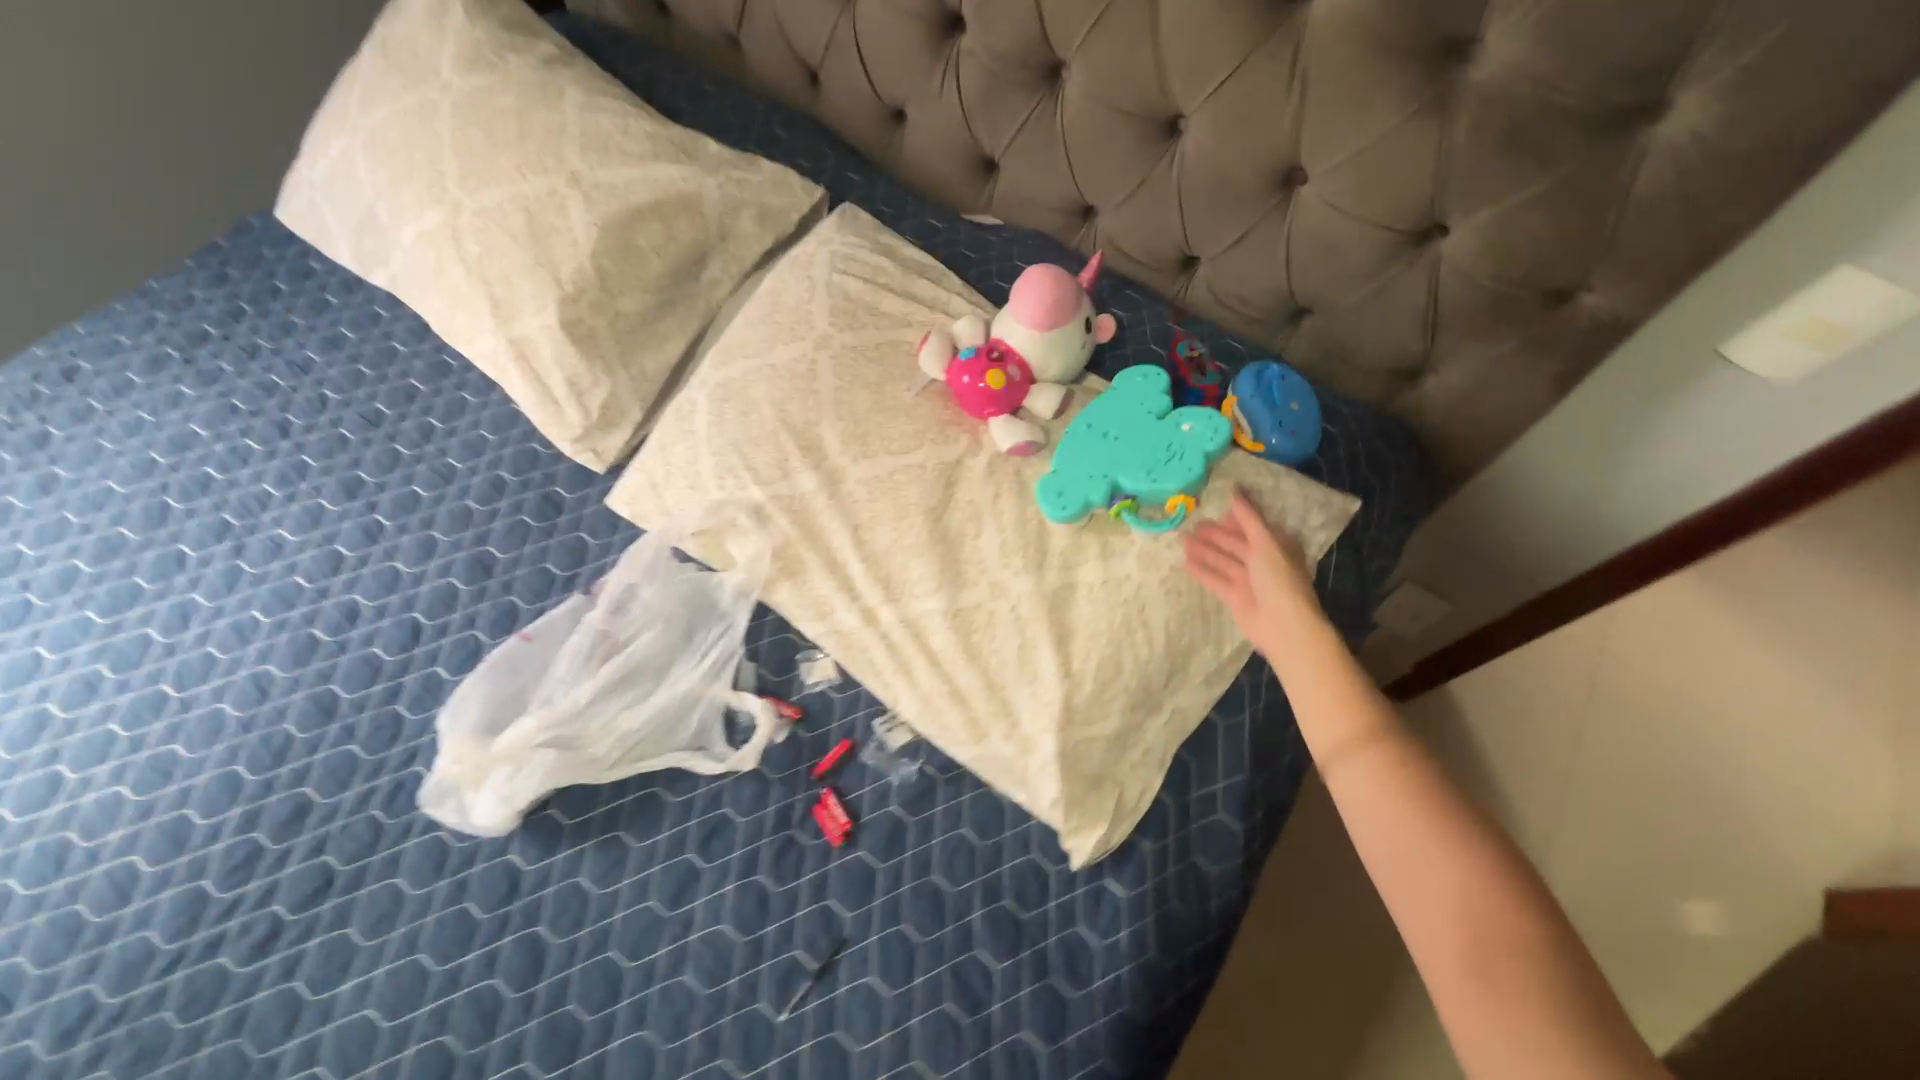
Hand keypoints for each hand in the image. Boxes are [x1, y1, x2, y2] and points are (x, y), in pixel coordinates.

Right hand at [1182, 490, 1325, 658]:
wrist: (1283, 625)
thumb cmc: (1279, 579)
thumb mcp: (1266, 542)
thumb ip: (1249, 518)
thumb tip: (1235, 490)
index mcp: (1276, 547)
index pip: (1254, 527)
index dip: (1237, 518)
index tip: (1217, 509)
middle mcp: (1263, 562)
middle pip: (1236, 544)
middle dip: (1216, 534)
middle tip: (1193, 523)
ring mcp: (1249, 581)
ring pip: (1223, 561)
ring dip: (1205, 550)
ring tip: (1182, 539)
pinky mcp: (1236, 598)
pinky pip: (1216, 580)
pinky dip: (1202, 571)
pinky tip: (1186, 561)